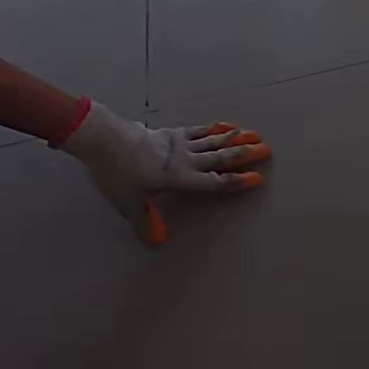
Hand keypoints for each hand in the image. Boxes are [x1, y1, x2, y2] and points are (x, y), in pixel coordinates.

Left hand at [59, 99, 271, 243]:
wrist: (102, 139)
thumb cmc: (116, 172)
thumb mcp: (128, 202)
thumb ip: (145, 221)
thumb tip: (157, 243)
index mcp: (181, 178)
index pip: (215, 181)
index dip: (237, 181)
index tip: (258, 178)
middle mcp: (187, 160)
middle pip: (222, 158)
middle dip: (245, 154)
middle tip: (266, 149)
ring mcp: (181, 144)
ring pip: (215, 142)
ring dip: (236, 139)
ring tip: (255, 134)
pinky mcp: (172, 133)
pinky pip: (199, 131)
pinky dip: (214, 128)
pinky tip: (226, 125)